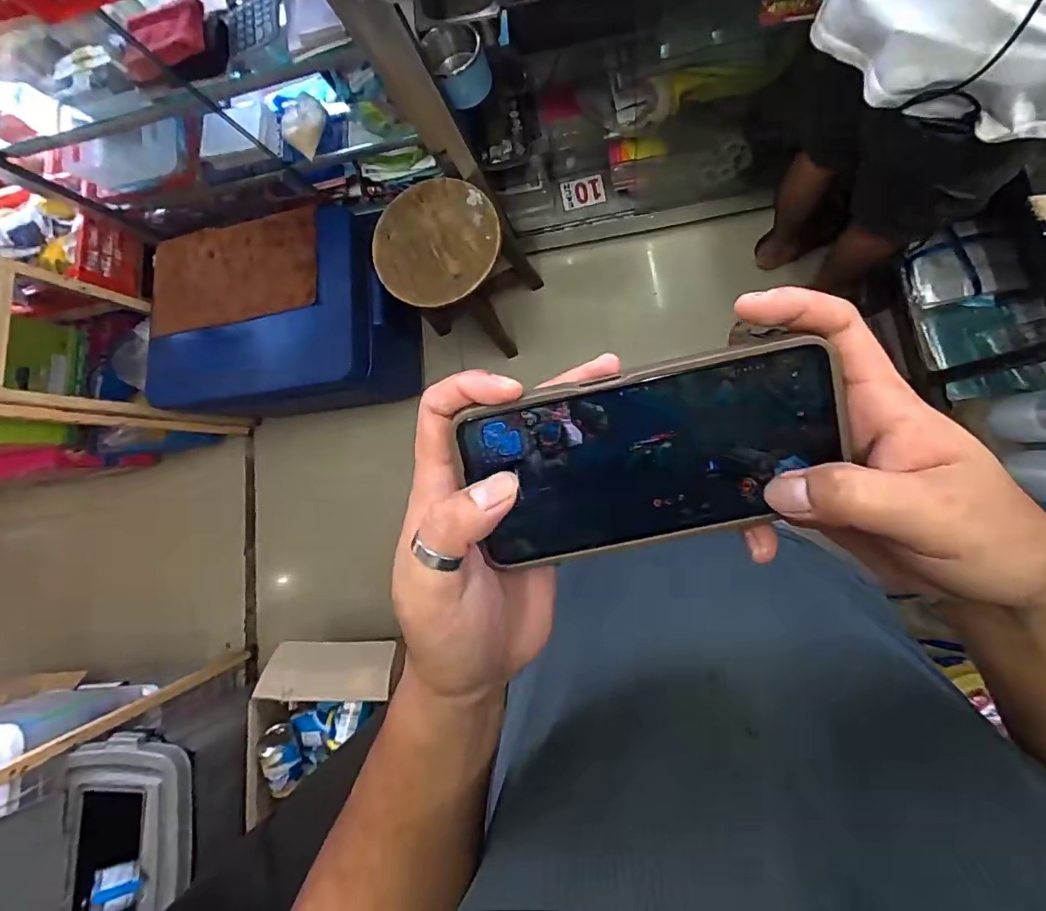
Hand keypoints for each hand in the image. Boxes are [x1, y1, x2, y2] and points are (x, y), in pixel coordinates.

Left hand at [393, 354, 621, 703]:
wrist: (474, 674)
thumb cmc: (439, 630)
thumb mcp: (430, 585)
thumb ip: (454, 532)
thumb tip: (505, 483)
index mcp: (439, 487)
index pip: (439, 415)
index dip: (467, 389)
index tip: (510, 392)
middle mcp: (476, 482)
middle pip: (503, 418)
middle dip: (543, 388)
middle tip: (596, 372)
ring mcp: (514, 503)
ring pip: (539, 444)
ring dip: (571, 413)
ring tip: (615, 387)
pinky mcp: (544, 524)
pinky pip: (563, 481)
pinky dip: (586, 458)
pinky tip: (613, 444)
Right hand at [737, 287, 1045, 608]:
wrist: (1004, 590)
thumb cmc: (989, 532)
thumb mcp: (929, 510)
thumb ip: (855, 495)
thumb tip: (776, 488)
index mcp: (881, 402)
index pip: (841, 331)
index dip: (796, 307)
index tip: (744, 307)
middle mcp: (847, 420)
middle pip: (786, 382)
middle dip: (742, 386)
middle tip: (702, 403)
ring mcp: (831, 461)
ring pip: (770, 445)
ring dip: (742, 470)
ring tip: (721, 496)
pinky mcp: (822, 501)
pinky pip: (775, 497)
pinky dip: (759, 519)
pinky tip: (759, 546)